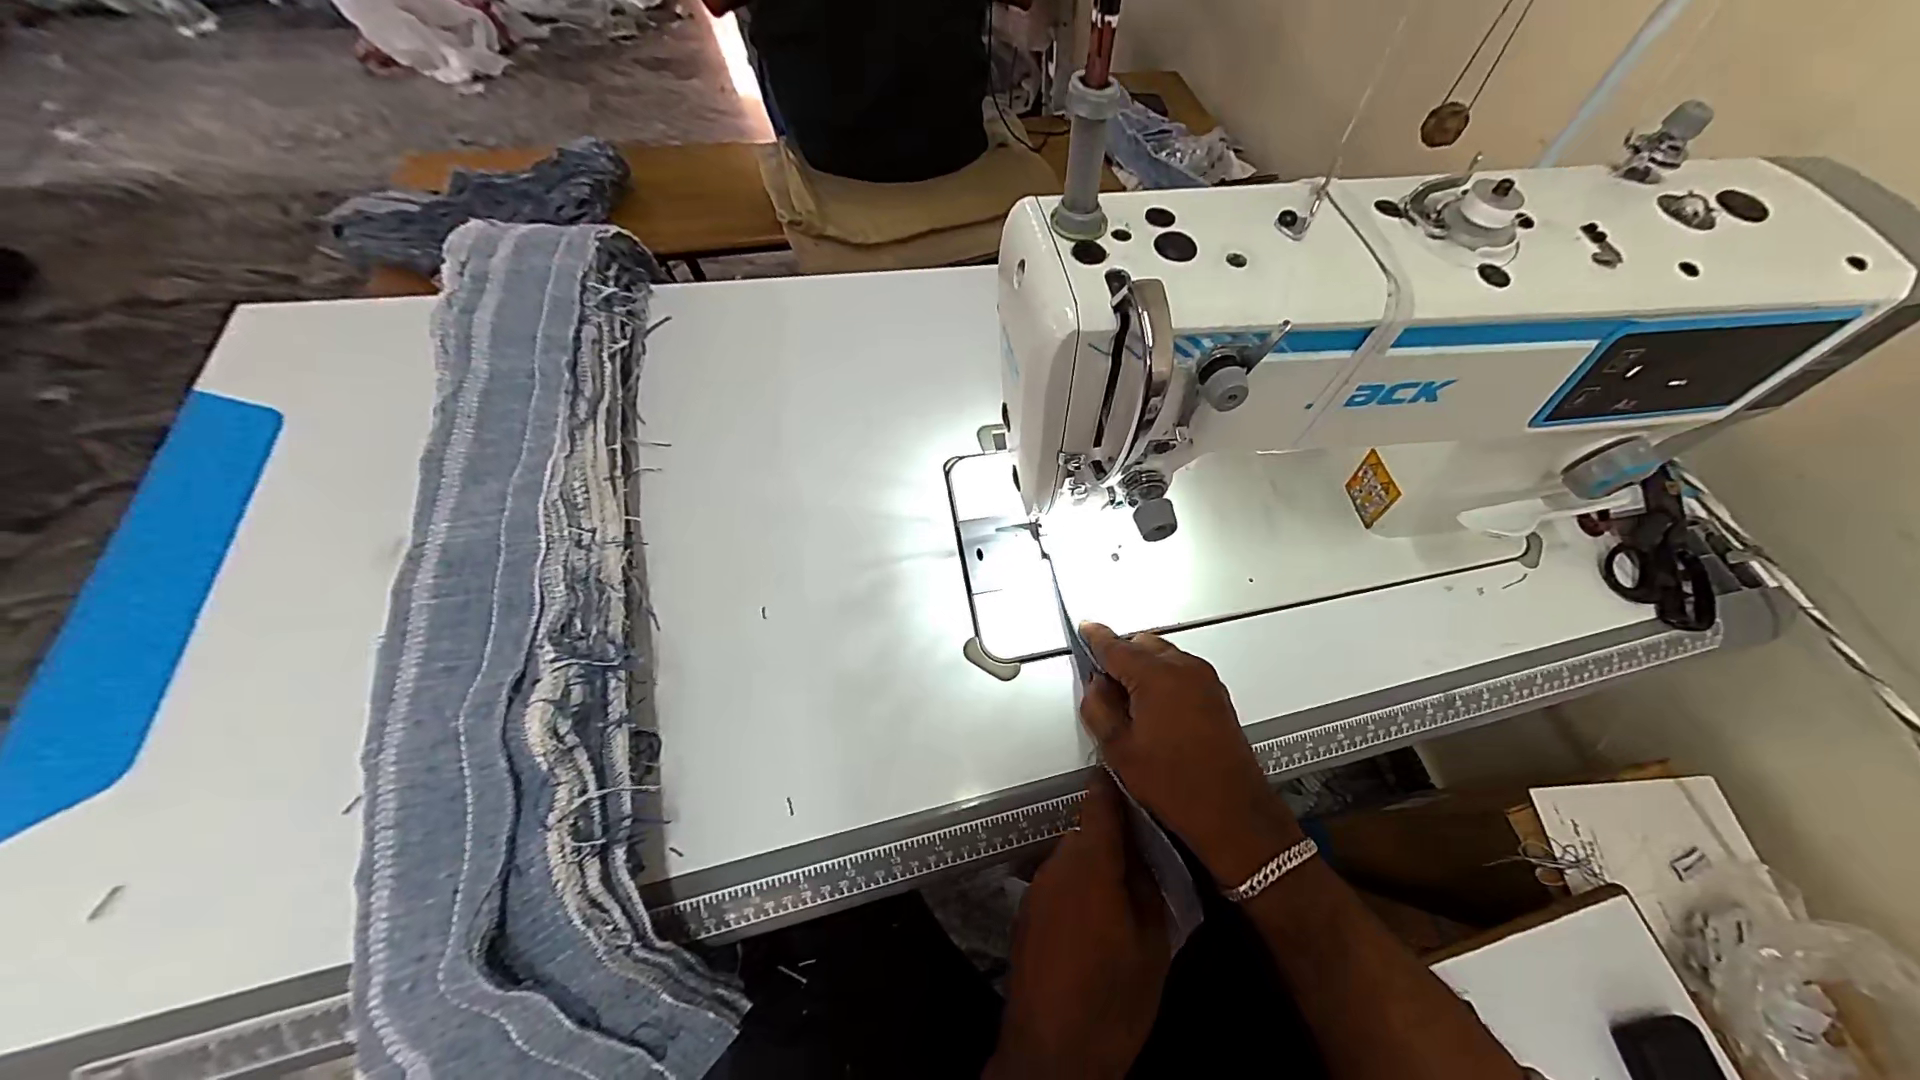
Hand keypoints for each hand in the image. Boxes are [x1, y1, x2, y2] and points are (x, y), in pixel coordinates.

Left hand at [987, 772, 1169, 1079]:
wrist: (1050, 1055)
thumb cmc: (1112, 1001)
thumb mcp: (1151, 945)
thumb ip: (1147, 886)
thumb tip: (1144, 849)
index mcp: (1091, 864)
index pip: (1100, 803)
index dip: (1116, 784)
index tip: (1135, 773)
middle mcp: (1058, 864)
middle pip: (1088, 828)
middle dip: (1116, 833)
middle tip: (1148, 847)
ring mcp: (1038, 886)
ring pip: (1074, 854)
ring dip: (1098, 860)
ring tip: (1128, 886)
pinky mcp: (1028, 909)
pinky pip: (1060, 878)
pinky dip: (1080, 882)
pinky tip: (1098, 914)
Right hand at [1077, 623, 1304, 888]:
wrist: (1232, 812)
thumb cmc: (1182, 786)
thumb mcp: (1119, 749)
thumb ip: (1098, 708)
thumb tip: (1094, 688)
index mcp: (1157, 677)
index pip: (1115, 645)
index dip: (1095, 636)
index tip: (1086, 629)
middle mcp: (1185, 670)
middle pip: (1142, 643)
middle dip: (1119, 654)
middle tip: (1101, 679)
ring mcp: (1205, 680)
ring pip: (1163, 654)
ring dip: (1143, 665)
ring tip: (1128, 701)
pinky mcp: (1216, 694)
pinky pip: (1181, 669)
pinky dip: (1163, 676)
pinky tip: (1154, 707)